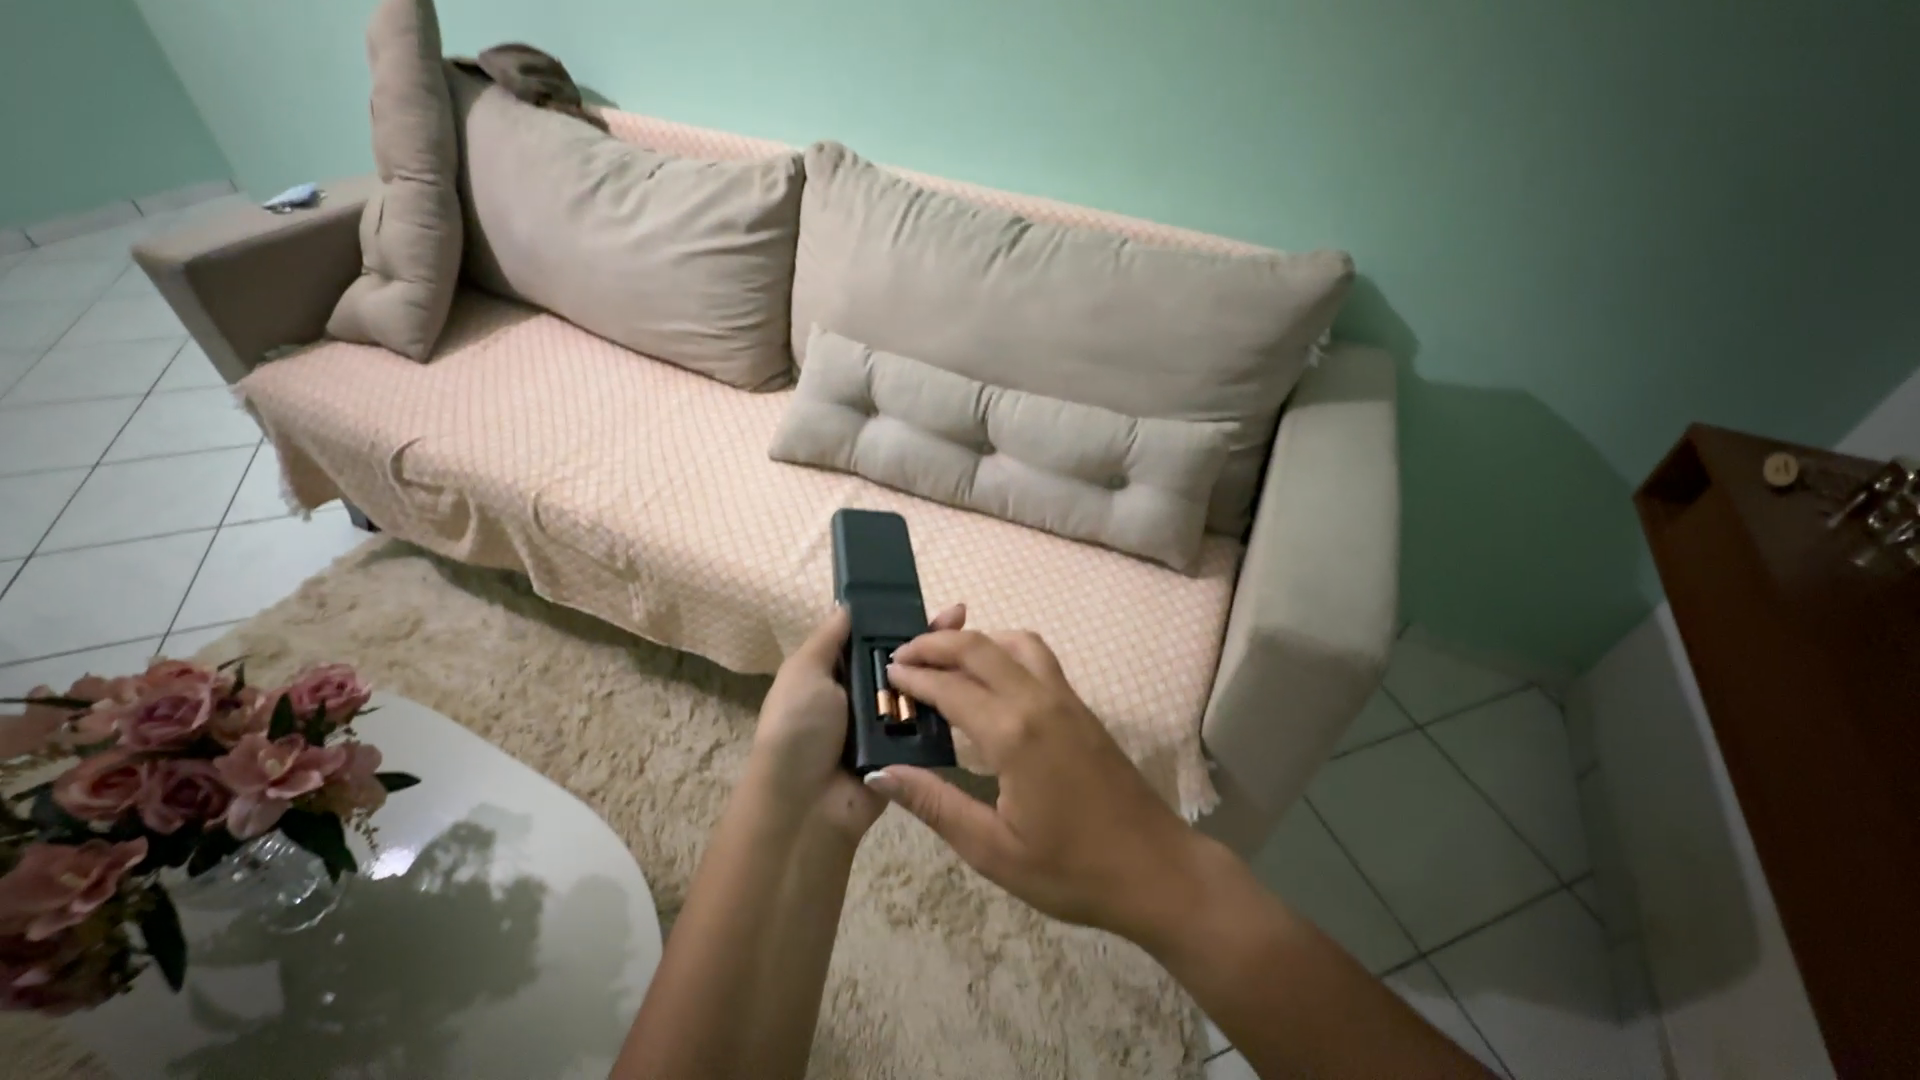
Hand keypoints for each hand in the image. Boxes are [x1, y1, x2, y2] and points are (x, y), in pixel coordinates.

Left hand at [749, 604, 965, 840]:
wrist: (805, 805)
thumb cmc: (797, 729)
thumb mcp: (804, 672)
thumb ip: (828, 637)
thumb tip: (847, 604)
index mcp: (835, 674)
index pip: (874, 638)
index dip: (901, 620)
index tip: (933, 604)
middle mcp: (862, 696)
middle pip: (904, 662)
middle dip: (932, 640)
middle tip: (961, 615)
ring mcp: (887, 726)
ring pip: (923, 690)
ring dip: (947, 670)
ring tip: (976, 645)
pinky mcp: (906, 754)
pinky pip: (931, 726)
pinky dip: (949, 708)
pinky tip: (976, 685)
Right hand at [869, 631, 1212, 946]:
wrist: (1156, 870)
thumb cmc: (1071, 870)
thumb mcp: (992, 850)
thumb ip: (934, 804)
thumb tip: (882, 773)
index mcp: (1013, 733)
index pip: (950, 687)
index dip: (914, 678)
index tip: (885, 675)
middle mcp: (1039, 701)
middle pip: (980, 647)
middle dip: (936, 644)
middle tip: (902, 656)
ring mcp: (1067, 700)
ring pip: (1015, 642)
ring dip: (976, 641)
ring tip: (944, 660)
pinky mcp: (1082, 708)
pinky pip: (1038, 658)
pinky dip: (1005, 650)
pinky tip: (992, 678)